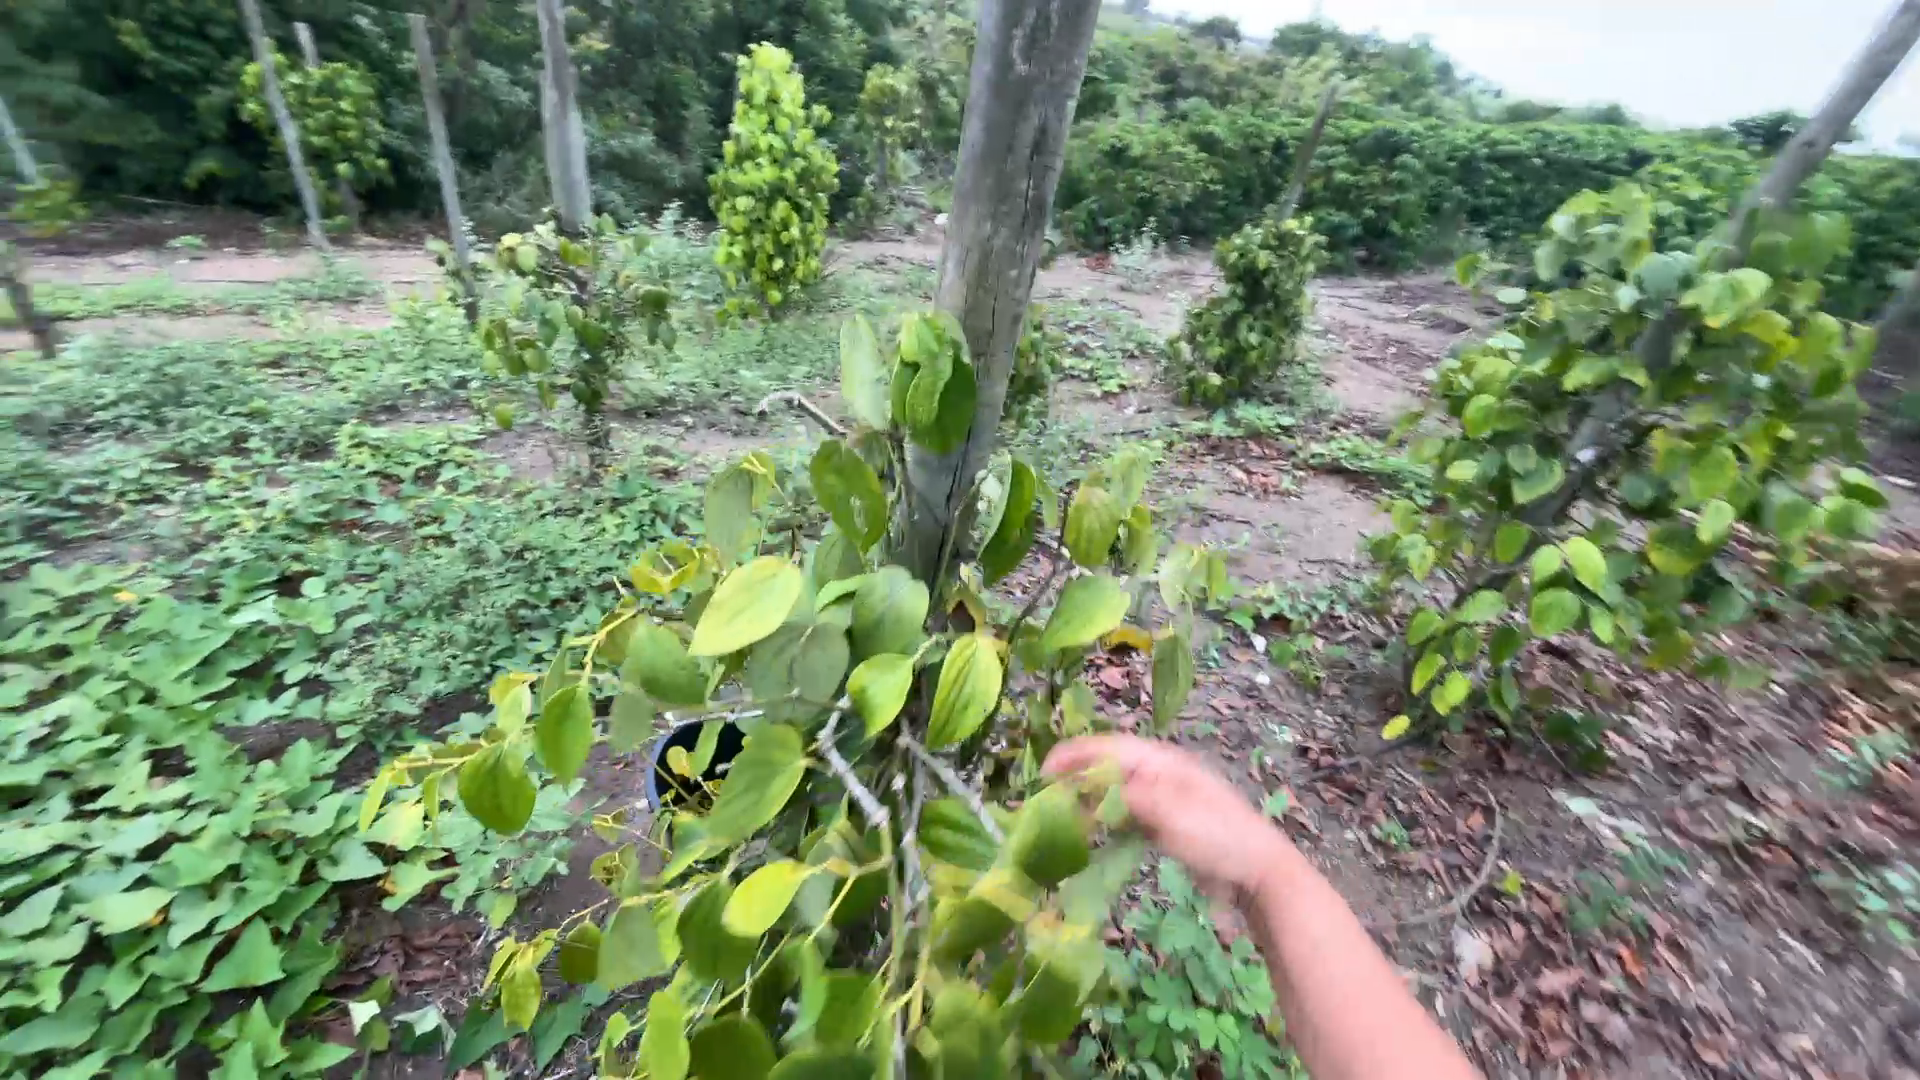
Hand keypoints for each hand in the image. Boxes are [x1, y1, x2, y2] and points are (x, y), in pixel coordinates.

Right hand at [1043, 734, 1293, 900]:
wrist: (1259, 870)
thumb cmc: (1218, 836)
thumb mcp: (1172, 813)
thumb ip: (1130, 797)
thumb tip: (1093, 790)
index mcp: (1163, 761)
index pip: (1110, 747)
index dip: (1076, 754)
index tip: (1045, 769)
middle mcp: (1160, 773)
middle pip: (1110, 764)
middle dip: (1078, 773)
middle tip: (1047, 791)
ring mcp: (1164, 797)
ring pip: (1116, 789)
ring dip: (1089, 796)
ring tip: (1062, 811)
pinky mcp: (1166, 823)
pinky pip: (1127, 812)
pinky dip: (1106, 817)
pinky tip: (1092, 830)